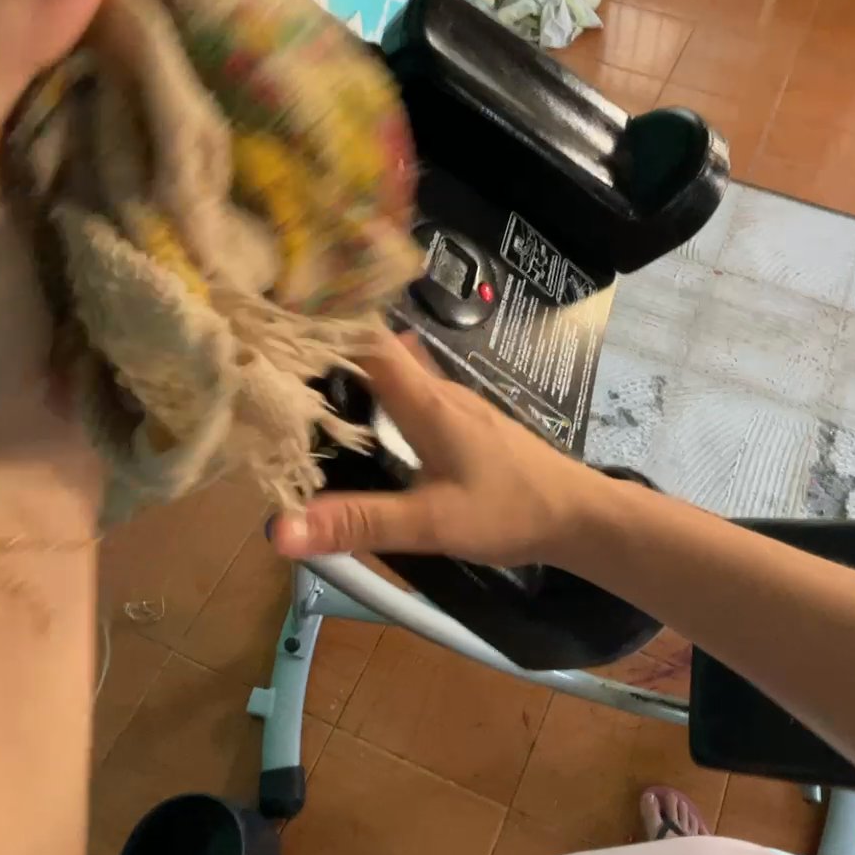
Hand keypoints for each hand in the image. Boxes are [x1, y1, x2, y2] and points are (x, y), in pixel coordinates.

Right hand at [269, 334, 615, 567]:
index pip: (368, 341)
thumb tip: (279, 528)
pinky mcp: (469, 425)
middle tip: (275, 357)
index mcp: (428, 403)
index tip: (275, 326)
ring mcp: (459, 407)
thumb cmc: (511, 510)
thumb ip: (360, 522)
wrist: (579, 515)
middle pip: (378, 353)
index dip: (323, 326)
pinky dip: (383, 396)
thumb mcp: (432, 523)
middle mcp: (442, 393)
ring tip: (305, 382)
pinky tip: (369, 421)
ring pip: (399, 374)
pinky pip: (416, 395)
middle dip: (329, 349)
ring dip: (356, 373)